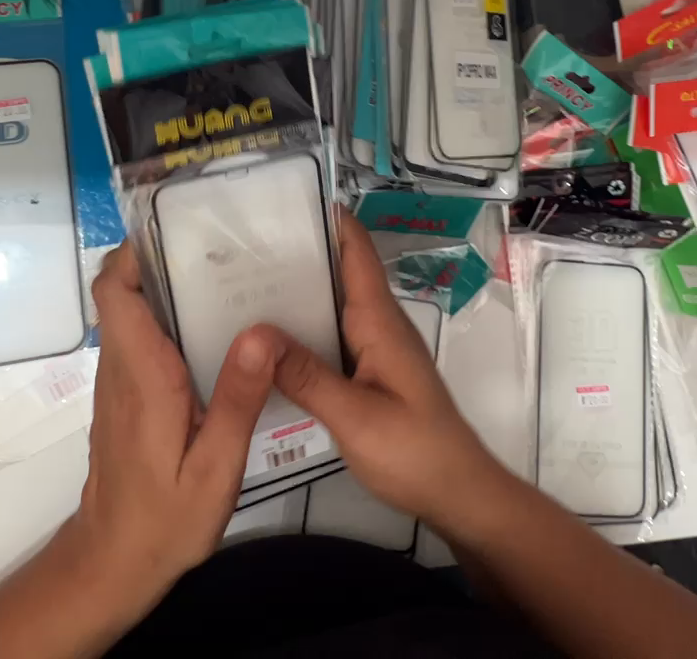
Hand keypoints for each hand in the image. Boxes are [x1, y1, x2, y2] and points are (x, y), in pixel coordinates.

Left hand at [61, 241, 278, 613]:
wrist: (114, 562)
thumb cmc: (164, 518)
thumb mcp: (215, 467)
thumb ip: (237, 399)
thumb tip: (261, 333)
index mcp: (143, 374)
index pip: (114, 292)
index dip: (132, 251)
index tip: (175, 229)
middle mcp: (122, 367)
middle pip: (121, 292)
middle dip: (158, 257)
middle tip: (218, 246)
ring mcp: (119, 381)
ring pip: (130, 312)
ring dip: (164, 285)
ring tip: (226, 276)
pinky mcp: (125, 395)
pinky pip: (139, 338)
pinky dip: (166, 318)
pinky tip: (216, 329)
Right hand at [248, 211, 511, 529]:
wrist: (458, 494)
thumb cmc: (414, 450)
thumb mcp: (355, 416)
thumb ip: (306, 376)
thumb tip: (254, 333)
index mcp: (378, 320)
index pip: (356, 252)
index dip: (328, 219)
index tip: (282, 201)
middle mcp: (377, 324)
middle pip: (338, 272)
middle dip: (296, 254)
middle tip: (238, 244)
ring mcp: (373, 348)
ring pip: (331, 305)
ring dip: (295, 292)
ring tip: (238, 282)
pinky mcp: (367, 372)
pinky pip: (329, 336)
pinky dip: (300, 329)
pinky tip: (265, 340)